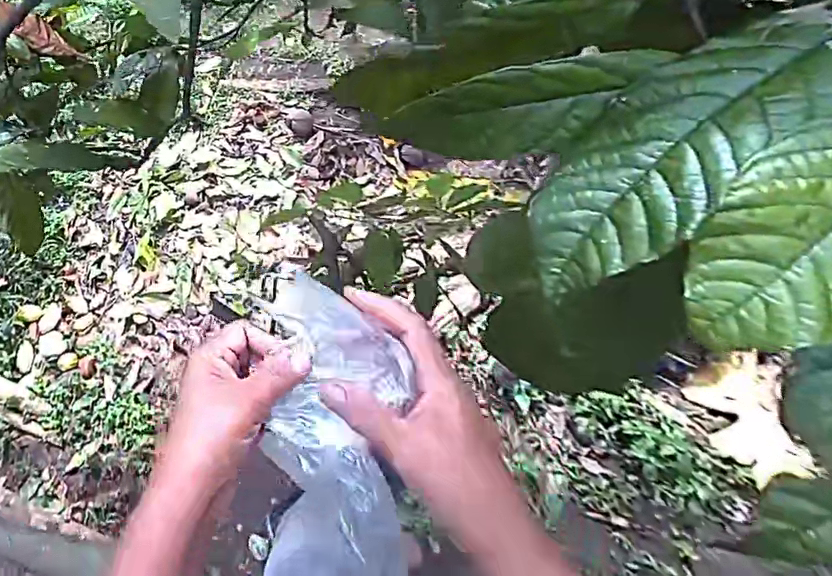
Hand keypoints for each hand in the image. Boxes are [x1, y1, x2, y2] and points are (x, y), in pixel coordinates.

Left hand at [153, 320, 309, 493]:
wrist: (193, 489)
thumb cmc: (210, 438)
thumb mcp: (247, 400)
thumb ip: (277, 376)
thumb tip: (303, 355)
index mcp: (209, 356)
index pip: (244, 331)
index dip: (268, 343)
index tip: (290, 364)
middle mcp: (214, 371)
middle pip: (252, 353)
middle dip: (274, 367)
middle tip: (292, 385)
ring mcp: (223, 396)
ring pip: (257, 379)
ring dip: (273, 390)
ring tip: (285, 404)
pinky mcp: (232, 419)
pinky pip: (256, 402)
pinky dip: (268, 408)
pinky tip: (275, 421)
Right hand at [322, 289, 571, 575]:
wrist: (503, 537)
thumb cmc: (458, 487)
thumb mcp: (405, 449)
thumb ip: (367, 415)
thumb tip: (328, 385)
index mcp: (443, 382)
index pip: (413, 327)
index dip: (381, 306)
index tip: (351, 295)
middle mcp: (451, 387)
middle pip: (416, 339)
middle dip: (382, 322)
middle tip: (349, 317)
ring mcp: (454, 408)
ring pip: (418, 364)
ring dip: (388, 349)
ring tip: (356, 348)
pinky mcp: (453, 428)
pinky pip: (419, 386)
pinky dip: (394, 376)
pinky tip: (377, 393)